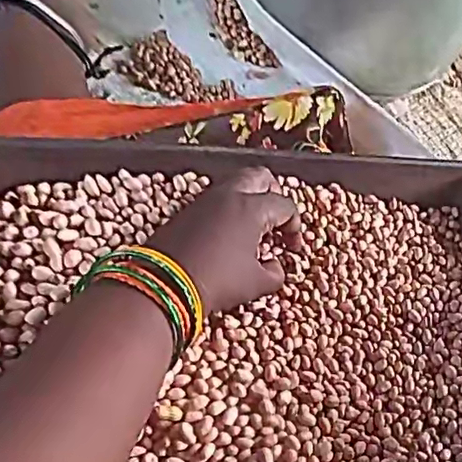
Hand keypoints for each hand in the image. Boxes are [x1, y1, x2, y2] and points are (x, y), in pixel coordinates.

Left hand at [148, 167, 301, 313]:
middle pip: (262, 178)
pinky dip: (230, 211)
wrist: (166, 283)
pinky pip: (217, 200)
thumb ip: (275, 273)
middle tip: (277, 223)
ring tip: (254, 231)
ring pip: (236, 185)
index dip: (295, 227)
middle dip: (275, 196)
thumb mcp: (256, 284)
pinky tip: (230, 237)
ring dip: (251, 202)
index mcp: (253, 207)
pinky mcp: (187, 210)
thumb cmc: (218, 281)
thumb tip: (275, 266)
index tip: (293, 248)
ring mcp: (205, 199)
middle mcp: (230, 194)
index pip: (285, 205)